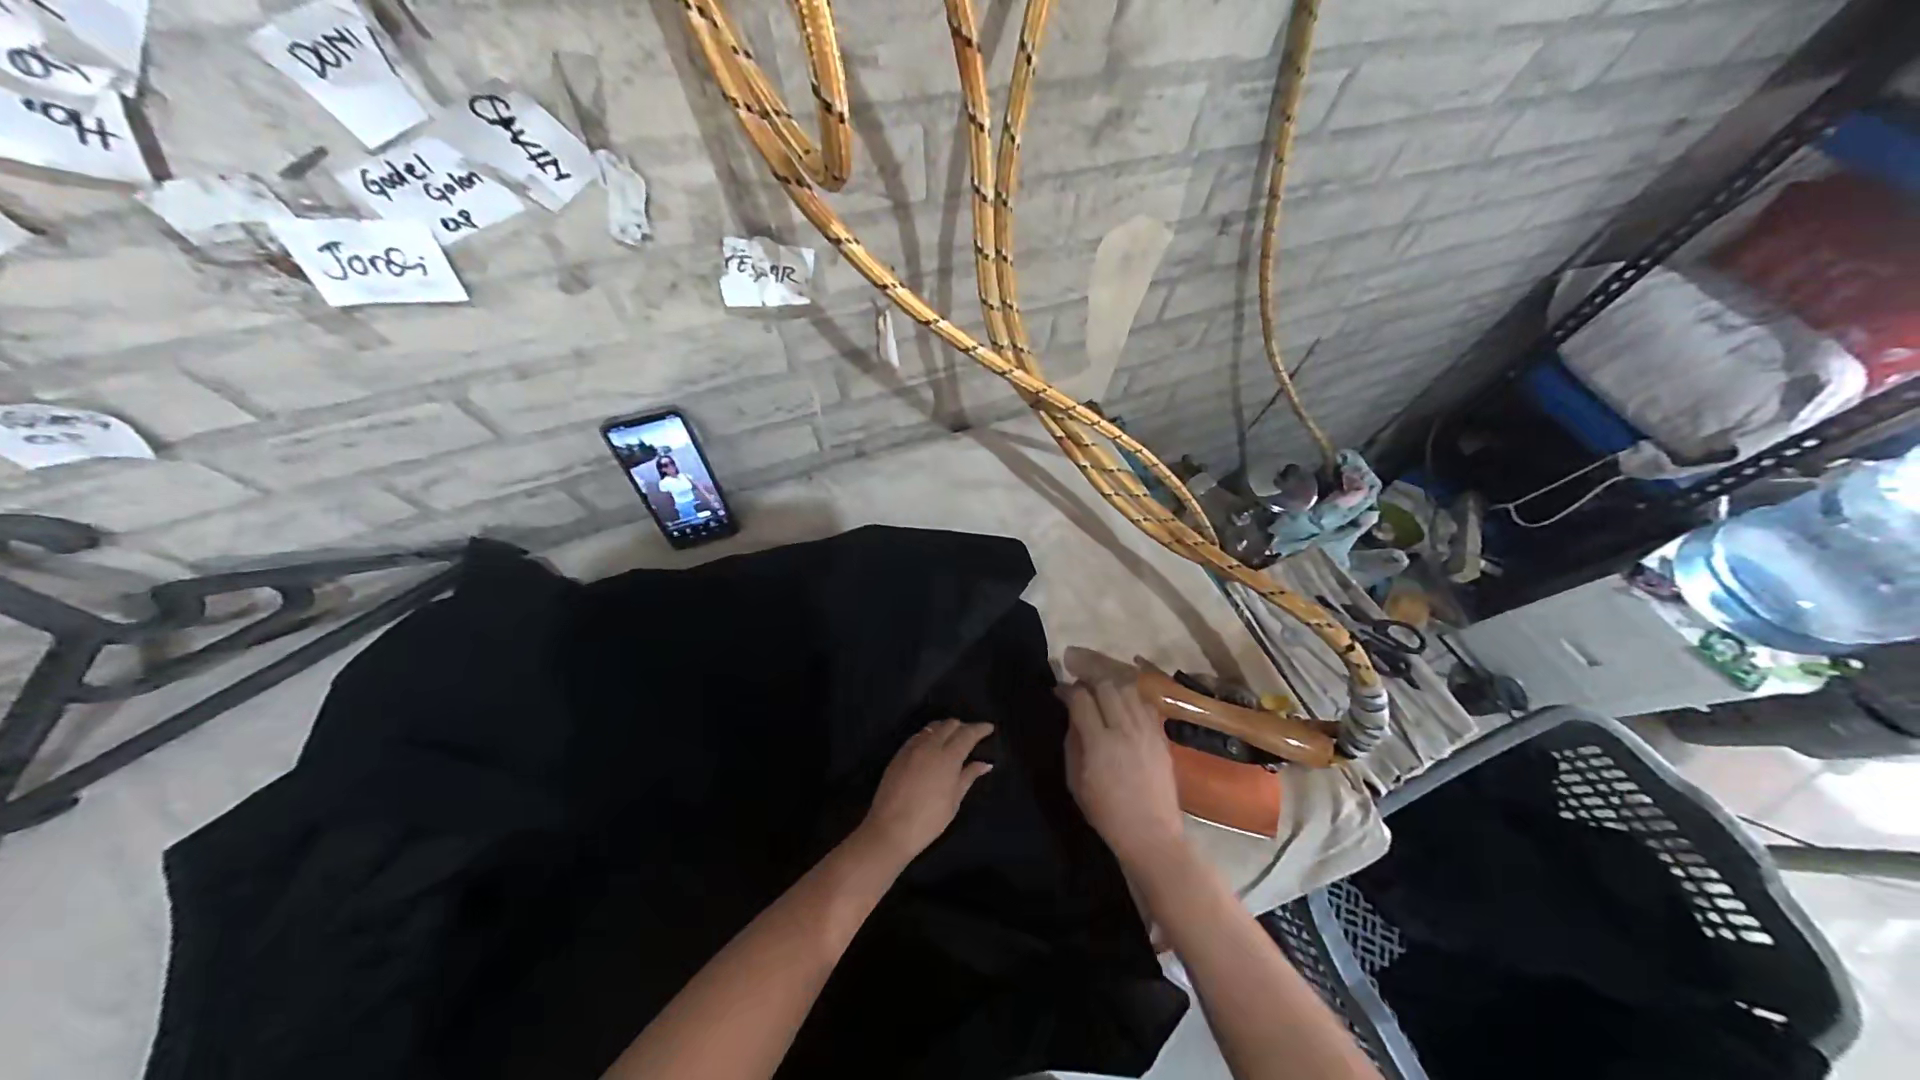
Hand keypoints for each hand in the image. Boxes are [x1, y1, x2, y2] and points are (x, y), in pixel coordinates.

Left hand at [855, 719, 993, 865]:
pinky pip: (919, 736)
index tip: (989, 727)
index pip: (967, 733)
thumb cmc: (929, 820)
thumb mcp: (954, 800)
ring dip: (946, 728)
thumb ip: (968, 776)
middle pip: (949, 725)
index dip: (980, 728)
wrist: (890, 829)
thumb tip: (985, 763)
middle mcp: (930, 746)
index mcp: (948, 757)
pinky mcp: (899, 754)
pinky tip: (933, 746)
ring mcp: (912, 748)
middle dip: (963, 726)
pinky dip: (930, 735)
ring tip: (953, 739)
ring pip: (933, 727)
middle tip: (972, 736)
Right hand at [1058, 680, 1187, 873]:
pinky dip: (1132, 698)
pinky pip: (1146, 704)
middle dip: (1088, 679)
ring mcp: (1147, 731)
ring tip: (1100, 690)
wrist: (1150, 834)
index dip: (1067, 690)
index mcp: (1100, 743)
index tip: (1059, 690)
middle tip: (1078, 684)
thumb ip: (1072, 742)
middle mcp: (1125, 730)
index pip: (1081, 699)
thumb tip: (1072, 716)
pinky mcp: (1161, 737)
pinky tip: (1123, 704)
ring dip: (1111, 685)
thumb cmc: (1106, 813)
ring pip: (1129, 689)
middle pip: (1106, 685)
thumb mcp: (1075, 781)